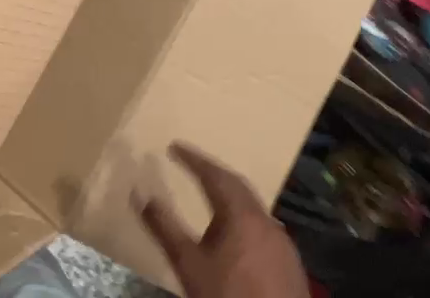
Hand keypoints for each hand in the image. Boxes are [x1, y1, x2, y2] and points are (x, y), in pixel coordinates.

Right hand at [137, 143, 308, 297]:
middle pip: (238, 187)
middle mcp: (267, 224)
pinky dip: (243, 216)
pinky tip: (235, 232)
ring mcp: (283, 246)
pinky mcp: (291, 266)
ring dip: (230, 194)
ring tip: (209, 192)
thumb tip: (138, 192)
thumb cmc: (227, 295)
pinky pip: (262, 226)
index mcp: (242, 216)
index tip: (173, 147)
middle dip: (213, 171)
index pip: (216, 175)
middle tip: (190, 163)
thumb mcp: (187, 263)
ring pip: (253, 208)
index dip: (193, 159)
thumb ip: (162, 226)